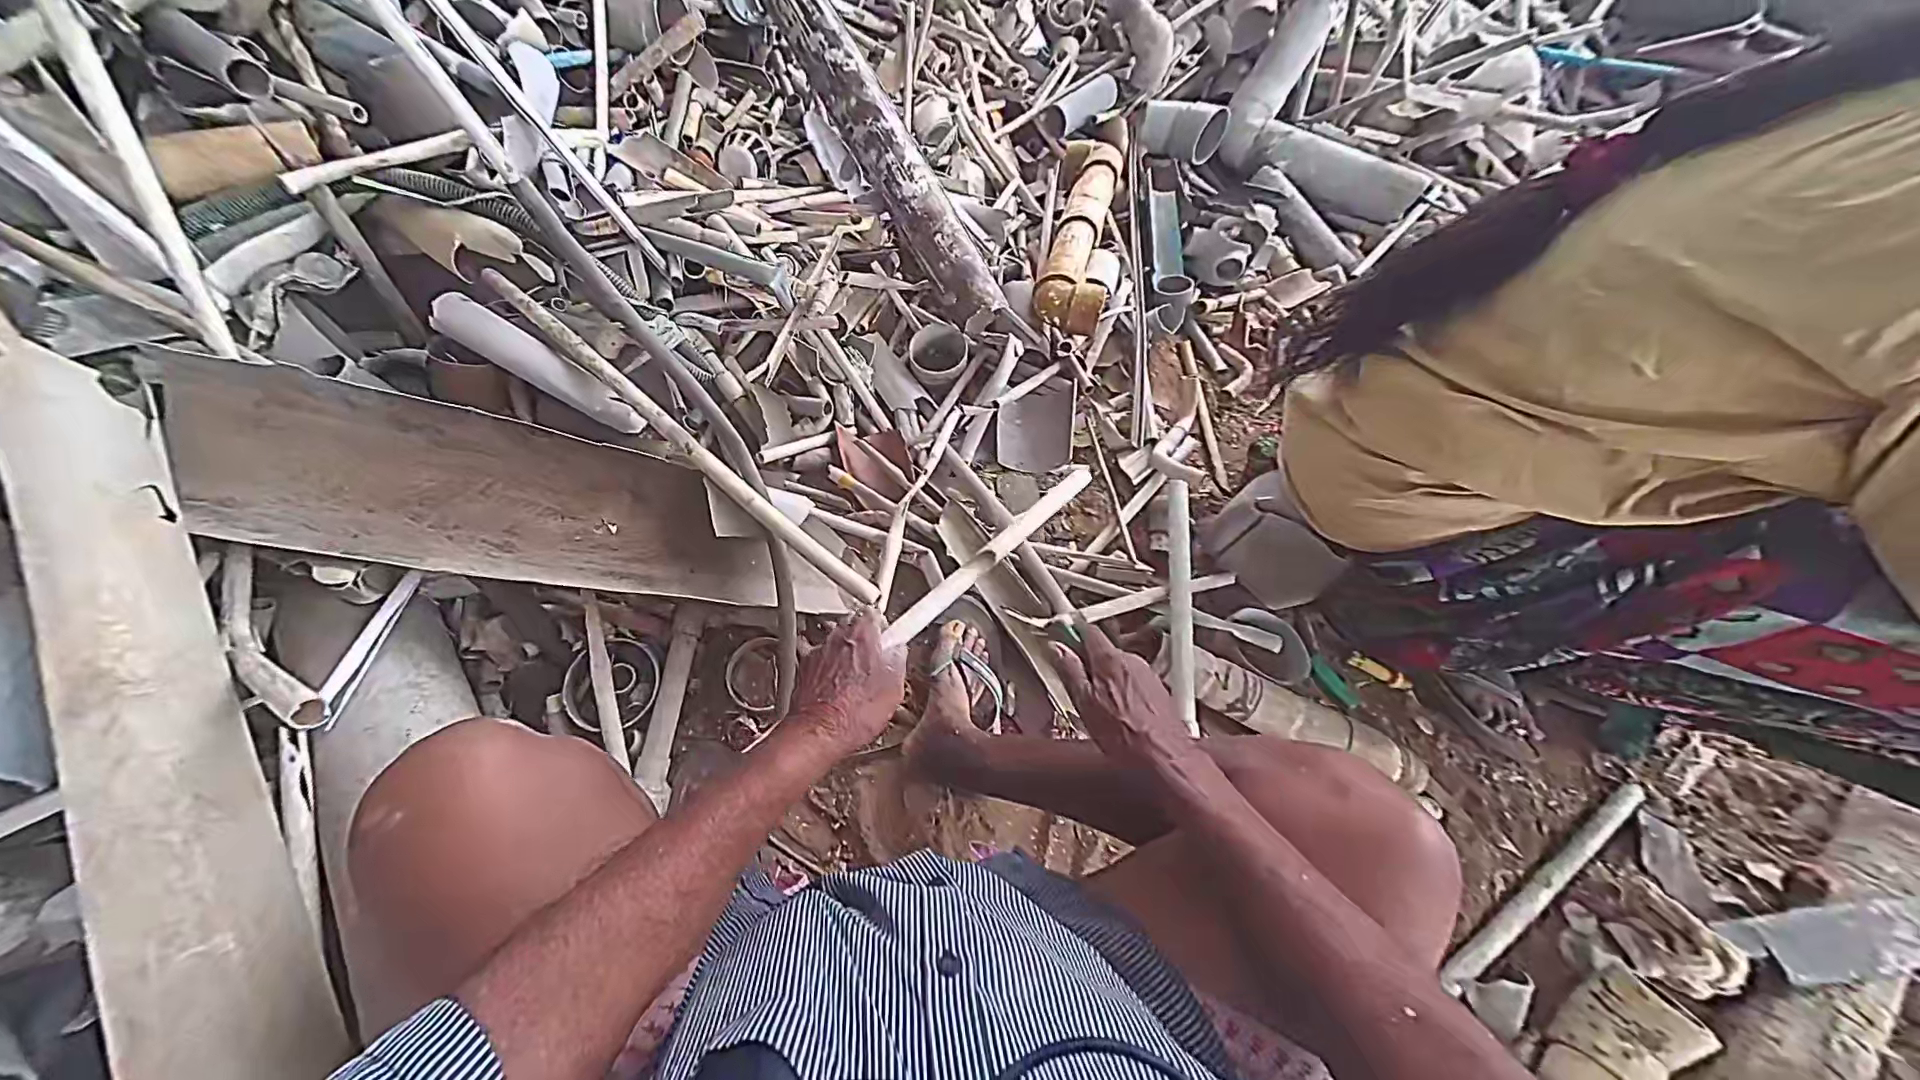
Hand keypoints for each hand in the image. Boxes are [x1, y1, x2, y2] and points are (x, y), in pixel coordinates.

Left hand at [788, 608, 906, 750]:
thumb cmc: (853, 714)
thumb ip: (898, 660)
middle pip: (854, 627)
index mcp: (863, 635)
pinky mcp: (805, 667)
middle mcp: (838, 637)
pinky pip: (821, 660)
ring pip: (837, 643)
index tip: (891, 638)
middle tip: (876, 661)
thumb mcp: (894, 689)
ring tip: (856, 678)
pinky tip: (837, 687)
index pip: (876, 615)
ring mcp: (819, 651)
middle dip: (865, 641)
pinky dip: (828, 669)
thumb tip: (898, 652)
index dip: (885, 629)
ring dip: (846, 654)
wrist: (819, 733)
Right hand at [1052, 623, 1197, 771]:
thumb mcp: (1084, 702)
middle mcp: (1131, 660)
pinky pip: (1133, 680)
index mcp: (1110, 658)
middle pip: (1104, 649)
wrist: (1163, 757)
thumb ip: (1069, 670)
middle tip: (1075, 679)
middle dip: (1089, 660)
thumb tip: (1057, 650)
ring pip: (1118, 666)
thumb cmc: (1125, 735)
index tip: (1062, 633)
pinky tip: (1118, 712)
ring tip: (1098, 704)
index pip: (1088, 630)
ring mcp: (1147, 673)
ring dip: (1106, 677)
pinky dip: (1122, 690)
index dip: (1072, 629)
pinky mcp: (1157, 688)